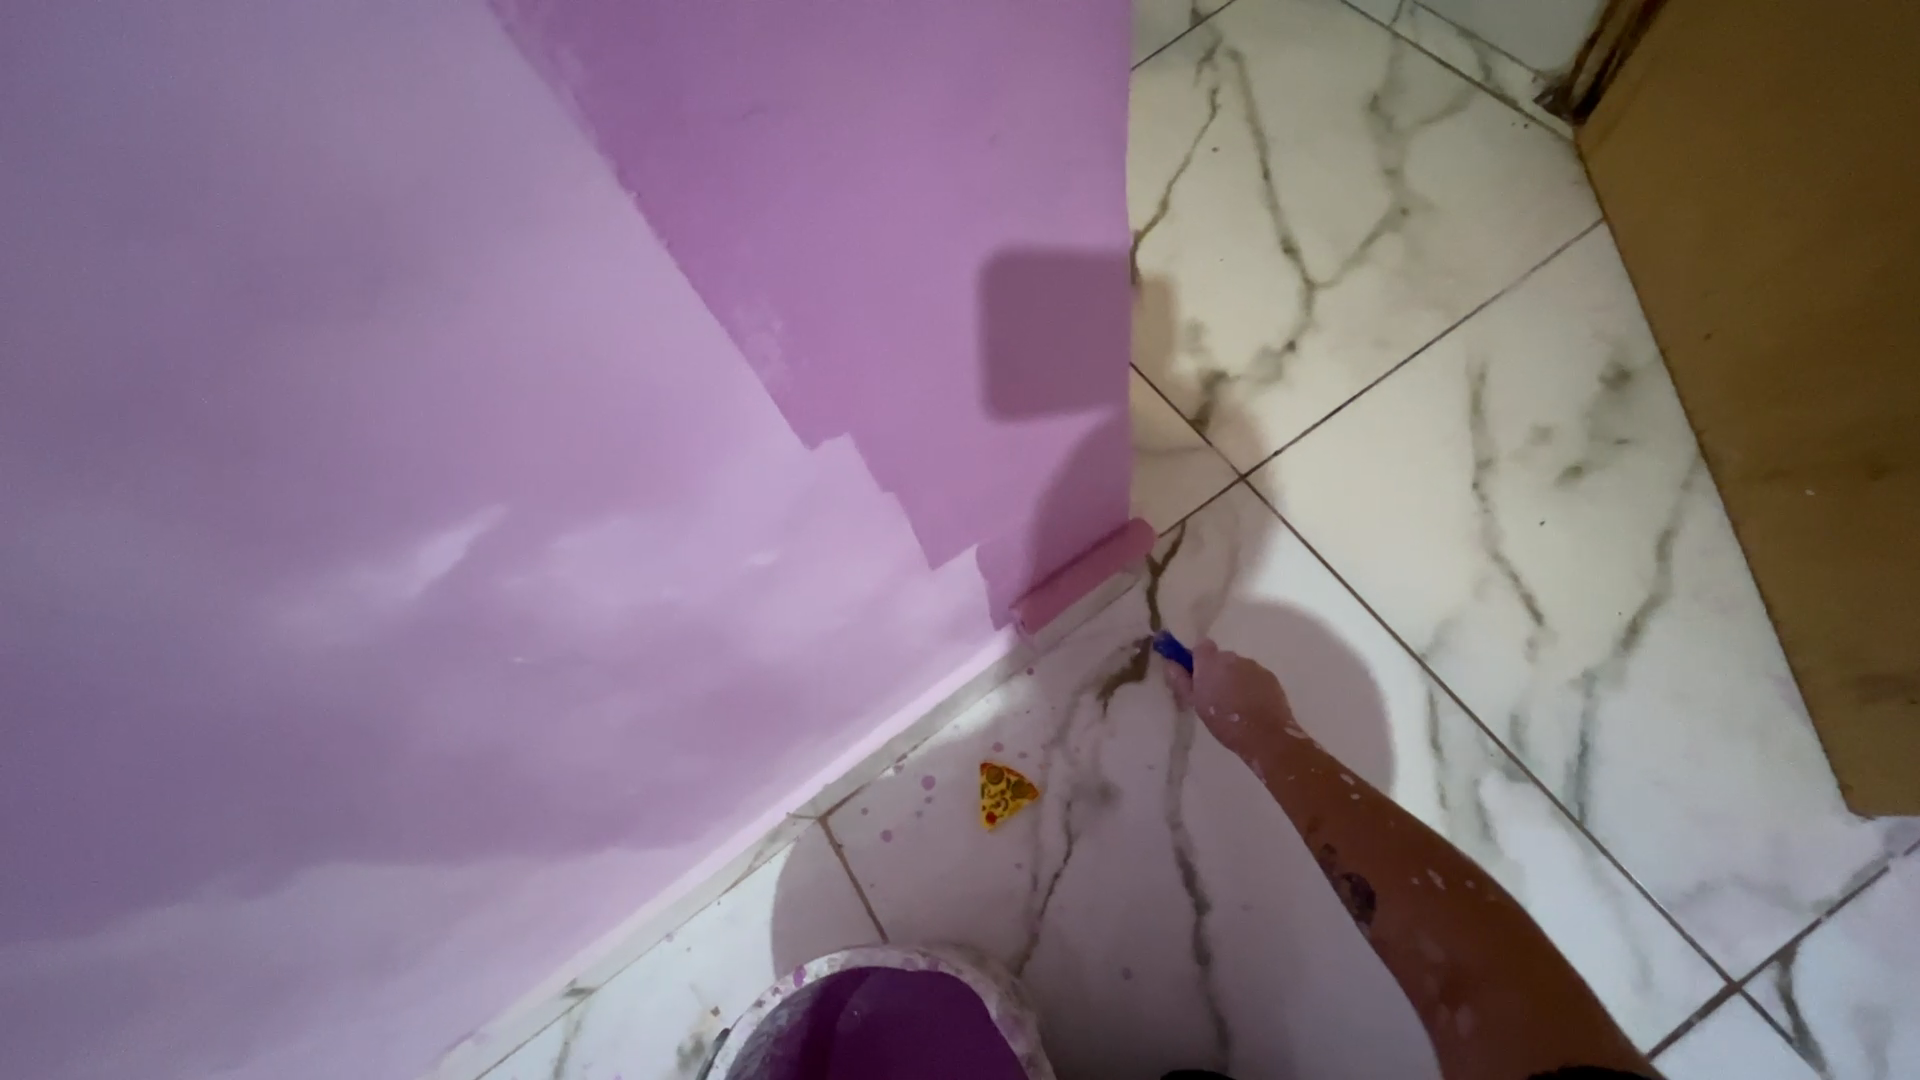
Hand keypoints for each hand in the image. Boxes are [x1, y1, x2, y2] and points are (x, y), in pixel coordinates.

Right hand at [1163, 639, 1298, 759]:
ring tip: (1236, 703)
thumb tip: (1170, 663)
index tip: (1195, 674)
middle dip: (1217, 671)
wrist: (1266, 736)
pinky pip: (1254, 676)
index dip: (1197, 658)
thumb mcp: (1195, 703)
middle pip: (1220, 658)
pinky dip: (1251, 685)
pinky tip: (1252, 705)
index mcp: (1210, 662)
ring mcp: (1253, 666)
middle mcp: (1232, 658)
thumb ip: (1181, 680)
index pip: (1201, 646)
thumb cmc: (1224, 722)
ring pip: (1238, 667)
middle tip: (1215, 695)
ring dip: (1234, 678)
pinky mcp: (1270, 677)